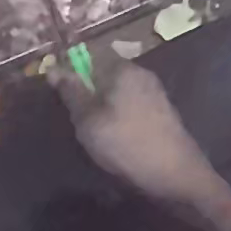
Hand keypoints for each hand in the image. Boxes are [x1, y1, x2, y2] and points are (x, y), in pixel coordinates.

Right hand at [58, 63, 230, 230]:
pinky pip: (132, 106)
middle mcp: (142, 73)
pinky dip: (120, 117)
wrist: (177, 175)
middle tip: (78, 120)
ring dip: (103, 108)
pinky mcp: (163, 112)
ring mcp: (155, 93)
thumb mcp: (88, 121)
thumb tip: (54, 69)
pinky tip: (118, 139)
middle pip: (104, 74)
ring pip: (118, 92)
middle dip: (88, 92)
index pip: (89, 56)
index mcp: (123, 68)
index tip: (63, 97)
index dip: (72, 73)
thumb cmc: (126, 144)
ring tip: (96, 134)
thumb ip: (71, 92)